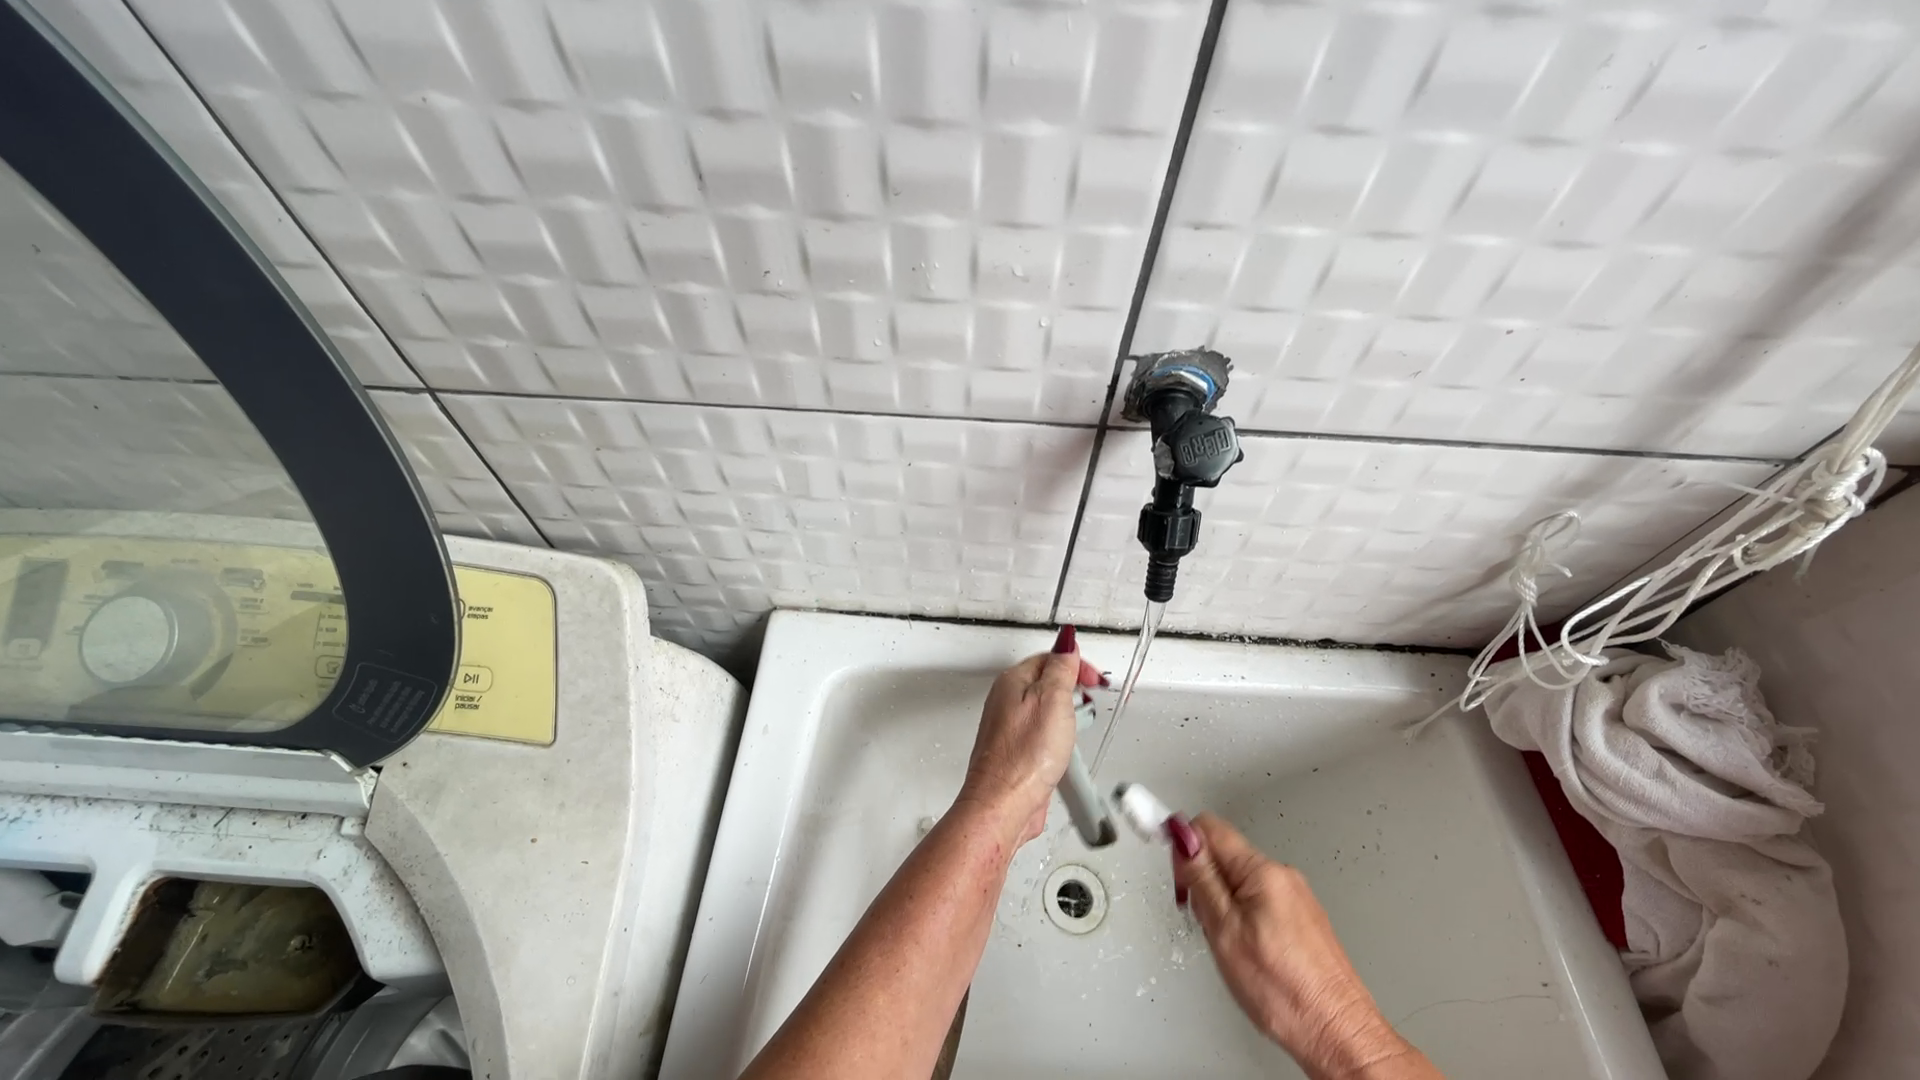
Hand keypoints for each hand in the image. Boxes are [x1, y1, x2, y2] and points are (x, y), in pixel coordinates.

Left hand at [957, 625, 1104, 844]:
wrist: (1004, 805)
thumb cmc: (1023, 758)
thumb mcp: (1052, 700)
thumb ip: (1061, 669)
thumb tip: (1067, 644)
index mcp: (1013, 682)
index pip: (1050, 658)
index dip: (1076, 665)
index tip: (1095, 681)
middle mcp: (1007, 702)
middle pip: (1047, 682)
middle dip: (1073, 691)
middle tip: (1085, 703)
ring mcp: (1011, 729)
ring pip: (1047, 711)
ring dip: (1067, 718)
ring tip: (1074, 730)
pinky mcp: (1018, 753)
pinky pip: (1043, 736)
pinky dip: (1058, 740)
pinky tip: (1063, 752)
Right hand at [1171, 814, 1437, 1079]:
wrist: (1338, 1034)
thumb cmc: (1284, 992)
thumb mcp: (1225, 931)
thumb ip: (1201, 878)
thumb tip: (1182, 836)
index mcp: (1262, 872)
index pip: (1209, 827)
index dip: (1182, 841)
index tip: (1170, 865)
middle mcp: (1282, 876)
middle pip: (1223, 853)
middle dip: (1200, 878)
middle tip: (1201, 918)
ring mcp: (1295, 897)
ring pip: (1238, 880)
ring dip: (1219, 900)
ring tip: (1225, 942)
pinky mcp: (1301, 919)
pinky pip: (1257, 900)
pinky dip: (1240, 915)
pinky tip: (1246, 950)